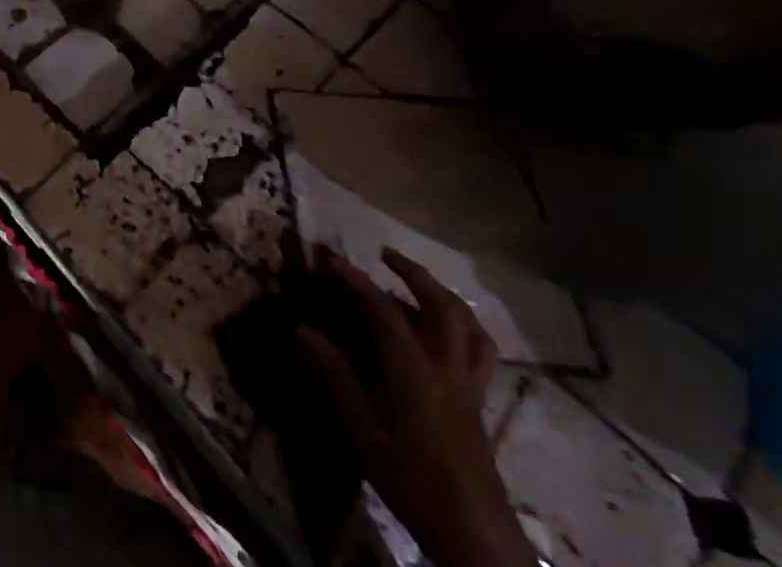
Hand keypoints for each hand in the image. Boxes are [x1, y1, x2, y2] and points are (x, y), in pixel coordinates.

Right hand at [297, 248, 535, 566]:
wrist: (471, 527)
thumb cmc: (408, 474)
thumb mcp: (359, 427)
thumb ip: (334, 375)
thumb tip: (303, 330)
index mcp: (414, 370)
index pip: (383, 309)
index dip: (354, 279)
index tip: (328, 258)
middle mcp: (447, 367)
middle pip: (442, 306)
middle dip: (413, 273)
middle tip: (384, 254)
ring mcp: (468, 384)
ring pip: (469, 325)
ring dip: (443, 294)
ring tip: (417, 282)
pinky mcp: (478, 400)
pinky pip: (479, 349)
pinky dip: (463, 326)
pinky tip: (445, 331)